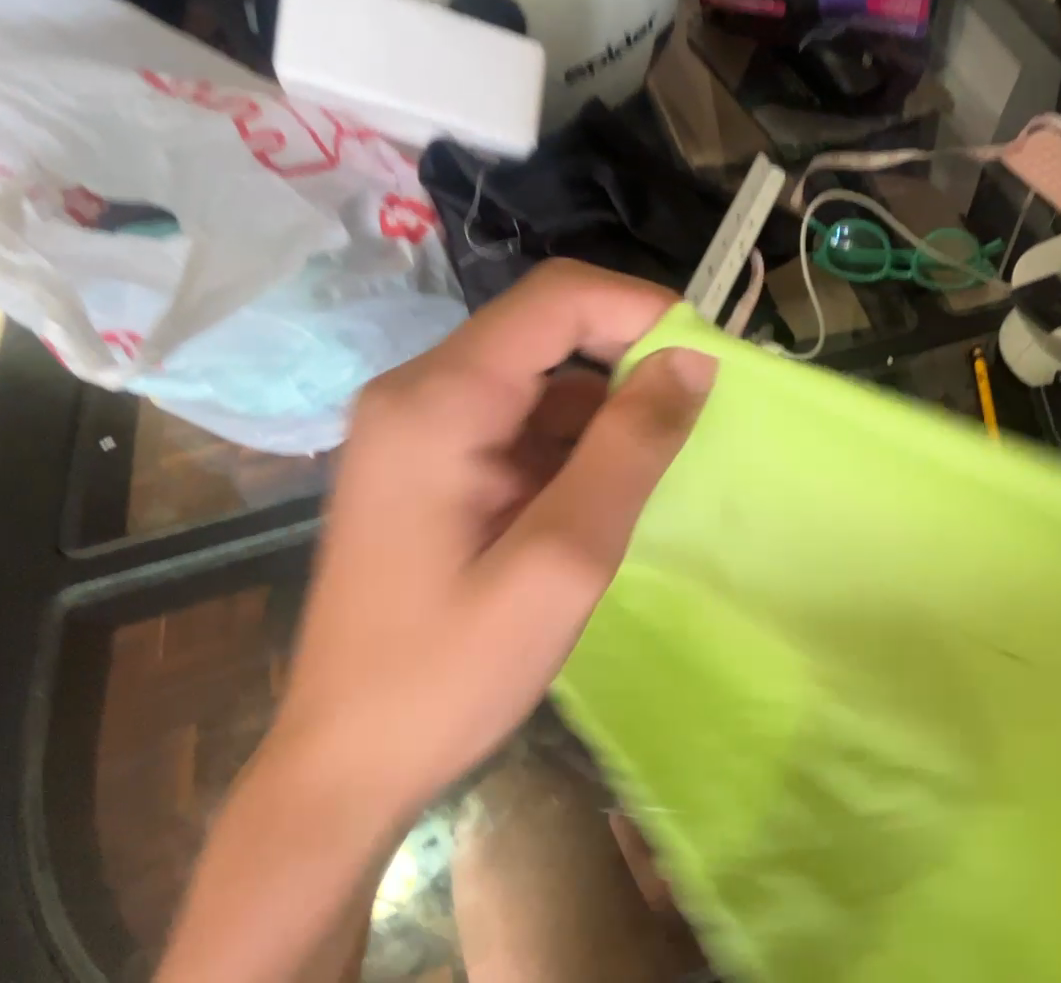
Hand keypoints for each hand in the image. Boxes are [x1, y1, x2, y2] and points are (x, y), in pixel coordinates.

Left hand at [265, 259, 714, 815]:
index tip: (711, 364)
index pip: (558, 299)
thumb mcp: (564, 557)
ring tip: (656, 472)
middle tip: (698, 420)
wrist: (348, 761)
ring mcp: (419, 429)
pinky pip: (522, 421)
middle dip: (632, 360)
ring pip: (541, 377)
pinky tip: (602, 498)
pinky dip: (578, 442)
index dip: (644, 311)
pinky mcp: (432, 465)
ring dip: (609, 408)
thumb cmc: (453, 670)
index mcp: (438, 402)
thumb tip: (694, 360)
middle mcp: (419, 393)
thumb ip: (630, 448)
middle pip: (547, 330)